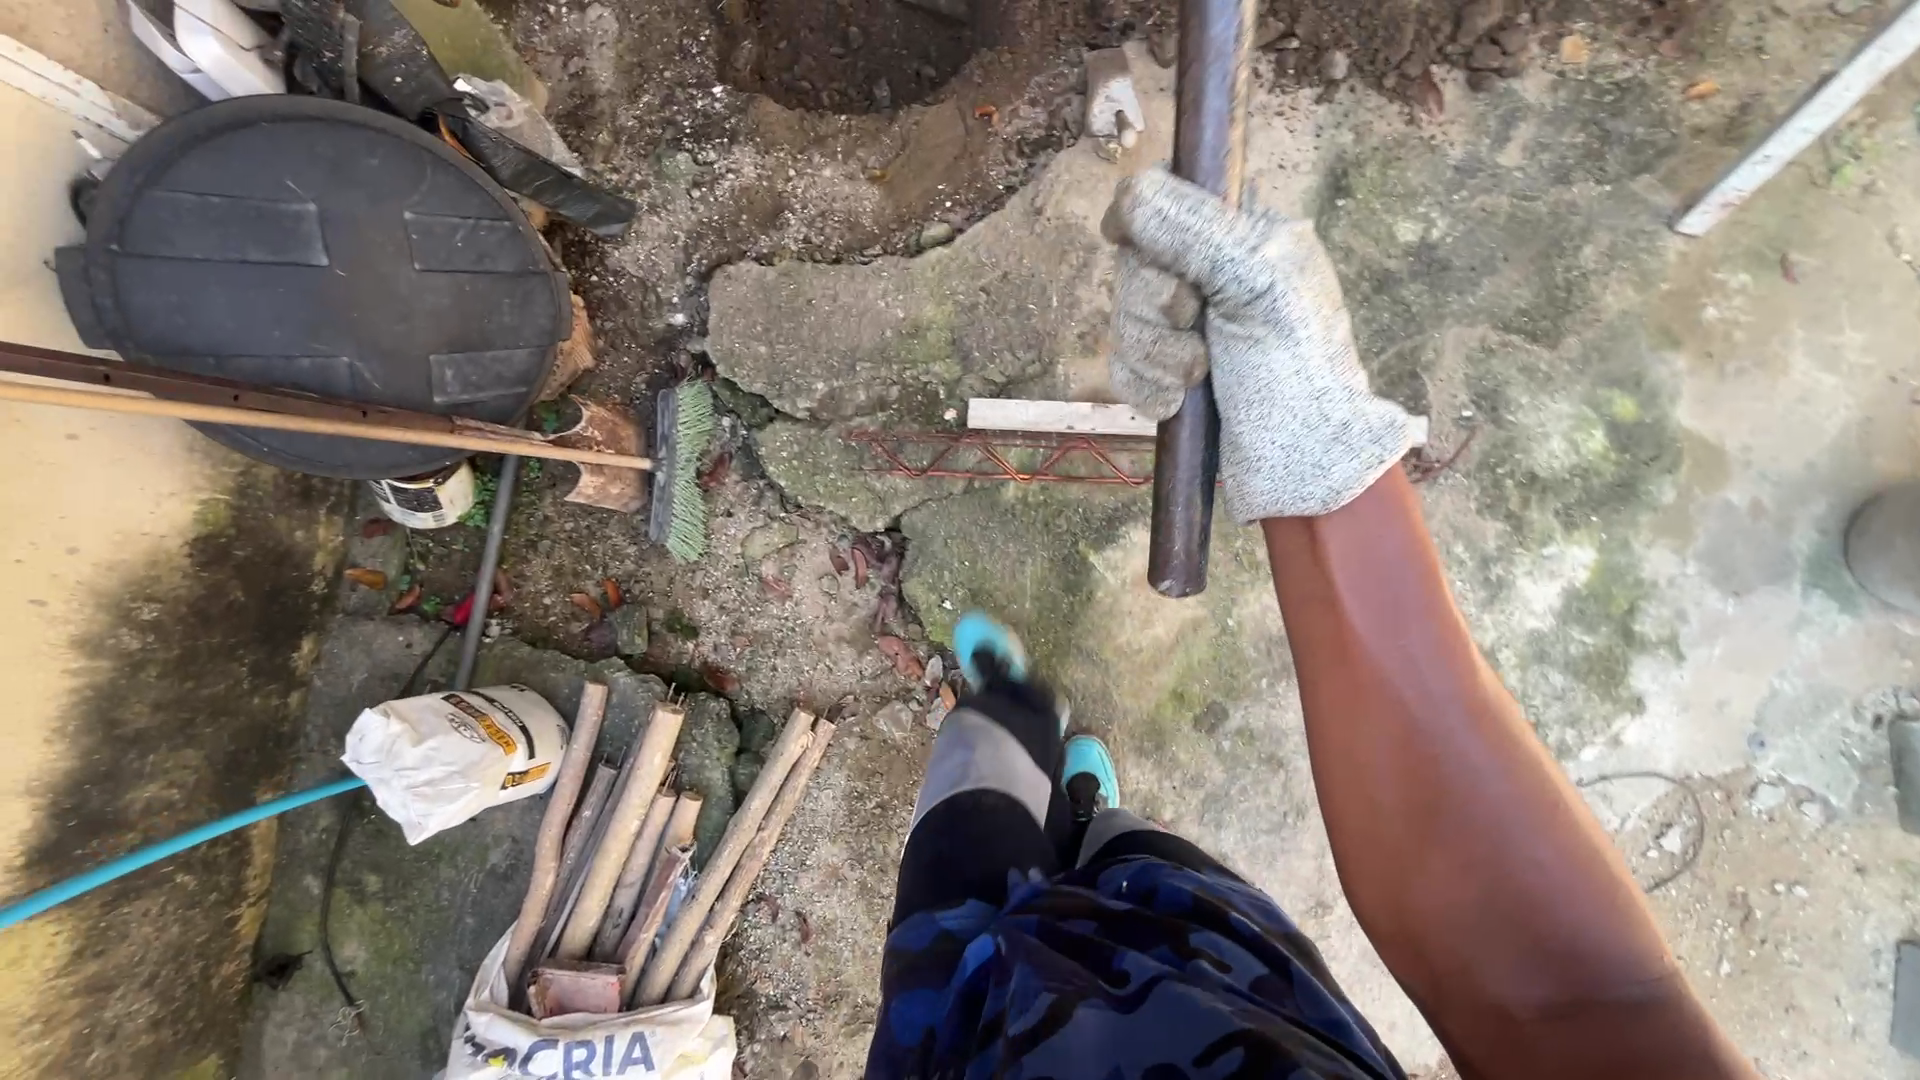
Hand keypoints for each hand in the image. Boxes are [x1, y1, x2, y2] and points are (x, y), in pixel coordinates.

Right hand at [1104, 169, 1418, 520]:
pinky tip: (1176, 405)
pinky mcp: (1163, 374)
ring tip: (1194, 380)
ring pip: (1121, 320)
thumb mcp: (1259, 283)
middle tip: (1196, 331)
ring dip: (1152, 357)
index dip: (1140, 229)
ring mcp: (1181, 328)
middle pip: (1130, 265)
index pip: (1158, 202)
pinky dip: (1144, 388)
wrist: (1297, 461)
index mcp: (1238, 234)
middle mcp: (1205, 273)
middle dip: (1154, 310)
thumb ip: (1195, 232)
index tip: (1155, 261)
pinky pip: (1121, 368)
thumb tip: (1128, 195)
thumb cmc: (1296, 369)